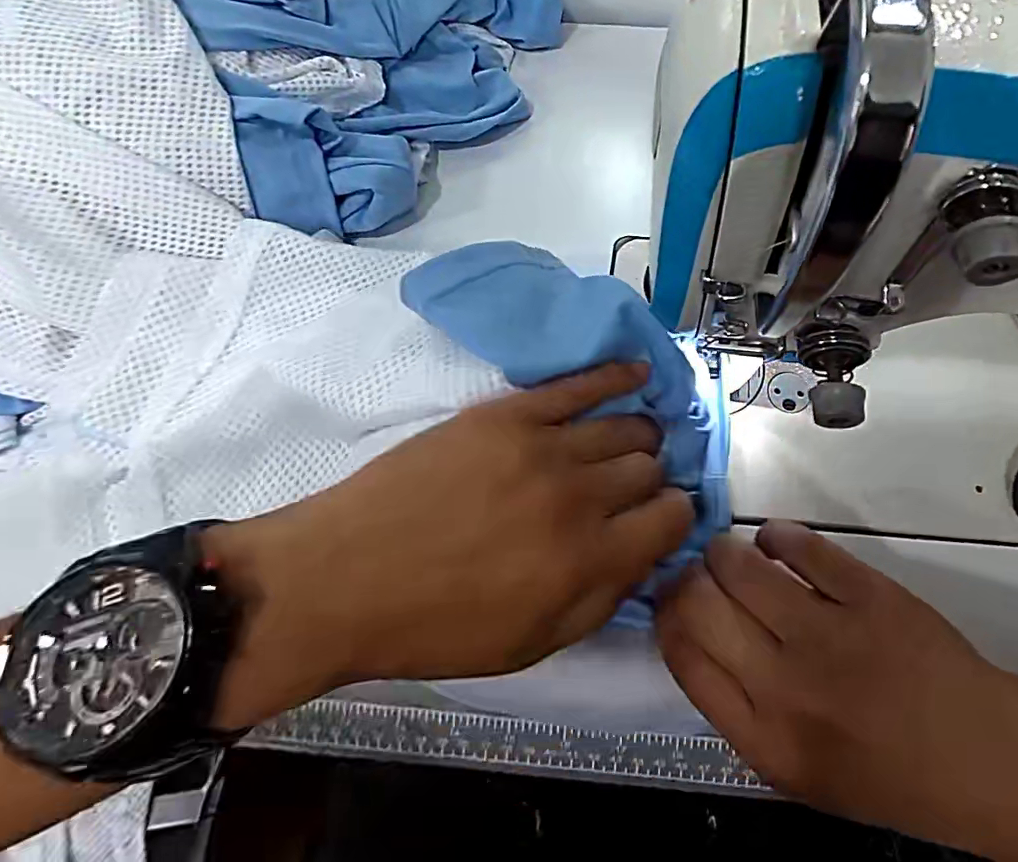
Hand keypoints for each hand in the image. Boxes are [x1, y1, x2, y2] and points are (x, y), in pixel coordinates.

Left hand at [207, 362, 695, 727]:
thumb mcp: (533, 644)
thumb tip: (648, 557)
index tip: (661, 519)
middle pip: (649, 468)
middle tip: (632, 489)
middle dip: (652, 480)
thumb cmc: (437, 626)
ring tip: (630, 444)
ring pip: (624, 426)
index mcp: (589, 560)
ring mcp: (544, 446)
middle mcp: (579, 497)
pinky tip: (639, 373)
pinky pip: (580, 384)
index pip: (670, 519)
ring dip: (638, 437)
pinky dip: (618, 376)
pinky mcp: (508, 413)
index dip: (674, 517)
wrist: (343, 578)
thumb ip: (604, 600)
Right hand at [656, 522, 1017, 857]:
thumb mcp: (793, 766)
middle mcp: (785, 687)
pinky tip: (779, 541)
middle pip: (700, 604)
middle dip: (688, 577)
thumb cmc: (880, 768)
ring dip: (727, 551)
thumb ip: (738, 706)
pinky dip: (779, 535)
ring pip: (742, 566)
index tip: (672, 596)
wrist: (976, 756)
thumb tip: (695, 629)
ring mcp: (828, 635)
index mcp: (762, 738)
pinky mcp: (867, 594)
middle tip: (700, 571)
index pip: (683, 654)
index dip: (666, 613)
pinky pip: (800, 545)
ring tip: (734, 553)